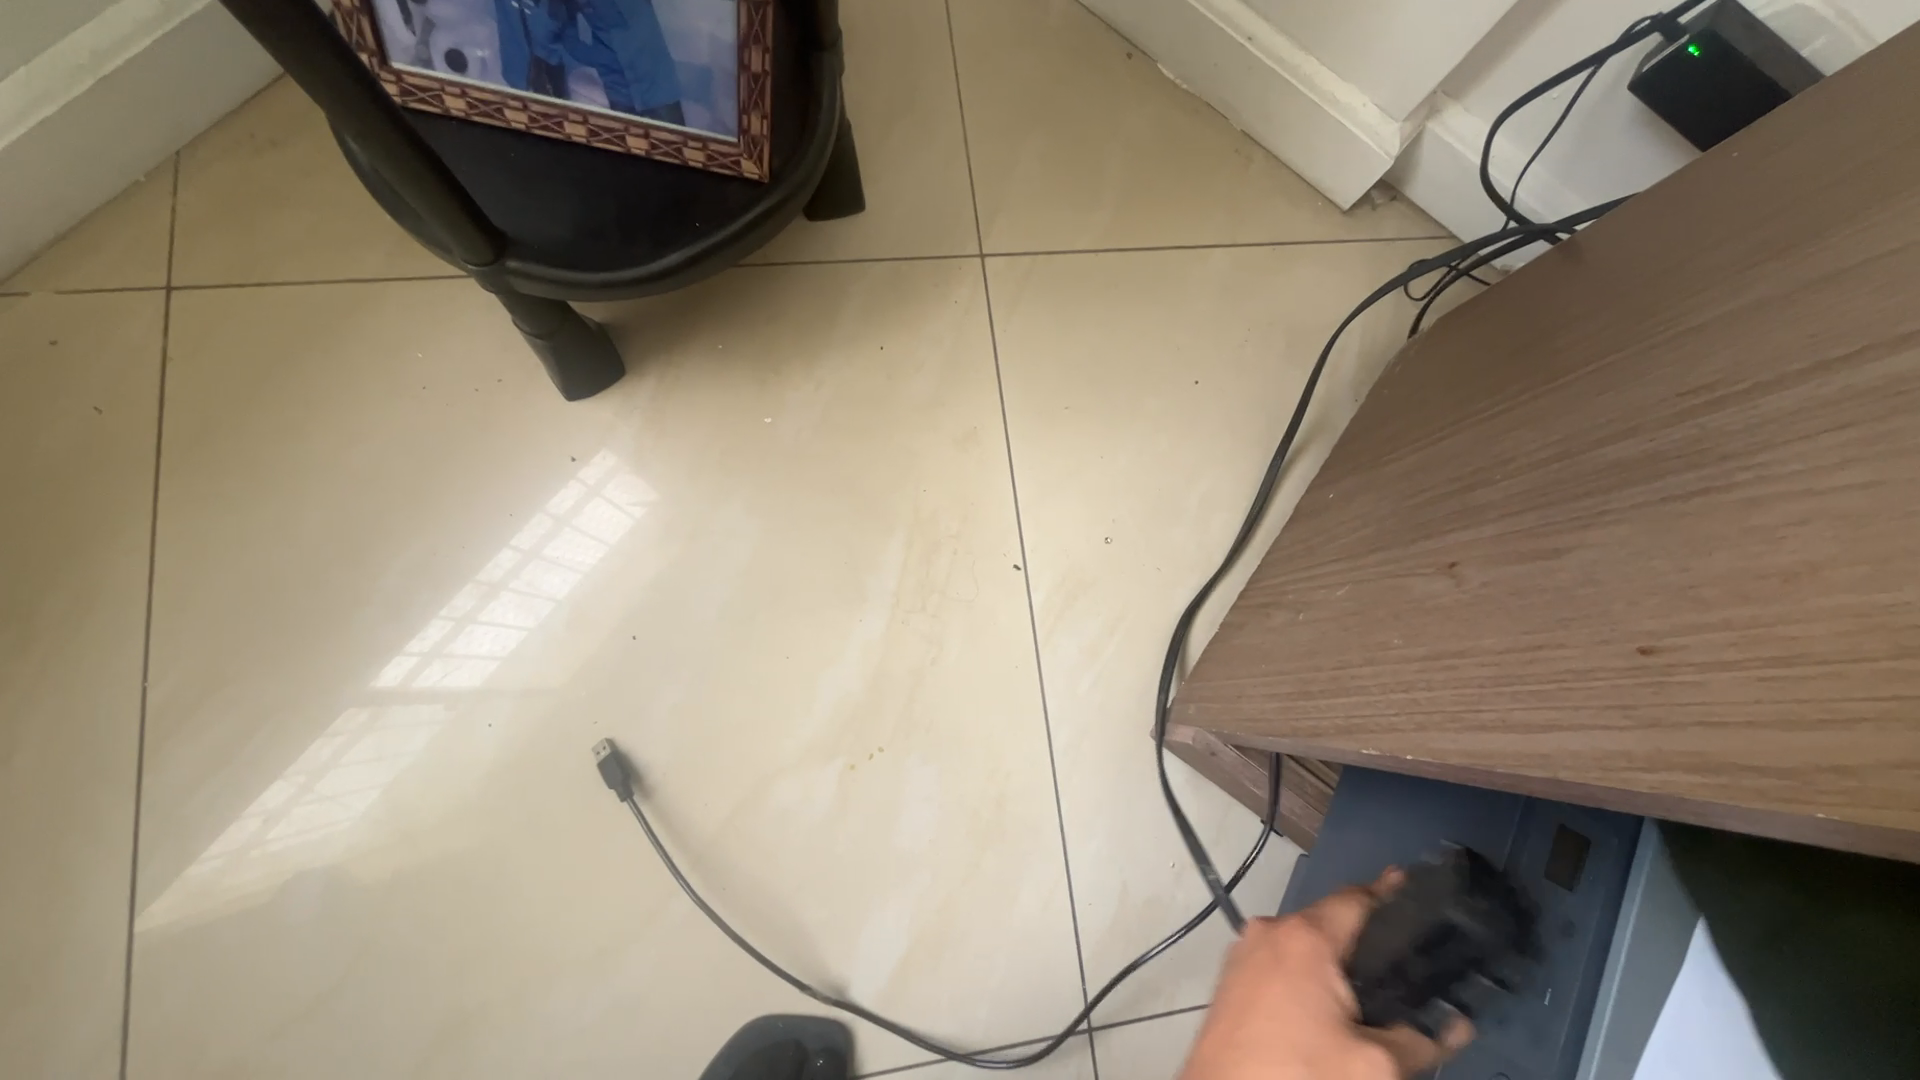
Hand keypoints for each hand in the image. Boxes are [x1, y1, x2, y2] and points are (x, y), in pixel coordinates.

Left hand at [1177, 870, 1472, 1079]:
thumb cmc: (1299, 1073)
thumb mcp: (1374, 1066)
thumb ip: (1418, 1040)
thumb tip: (1455, 1026)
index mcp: (1304, 936)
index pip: (1355, 899)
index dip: (1387, 891)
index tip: (1412, 882)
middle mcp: (1269, 930)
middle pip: (1328, 923)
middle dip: (1365, 937)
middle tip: (1407, 959)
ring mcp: (1244, 953)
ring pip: (1302, 946)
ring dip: (1335, 962)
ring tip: (1373, 989)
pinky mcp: (1231, 980)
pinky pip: (1280, 965)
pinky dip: (1308, 976)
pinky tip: (1330, 1007)